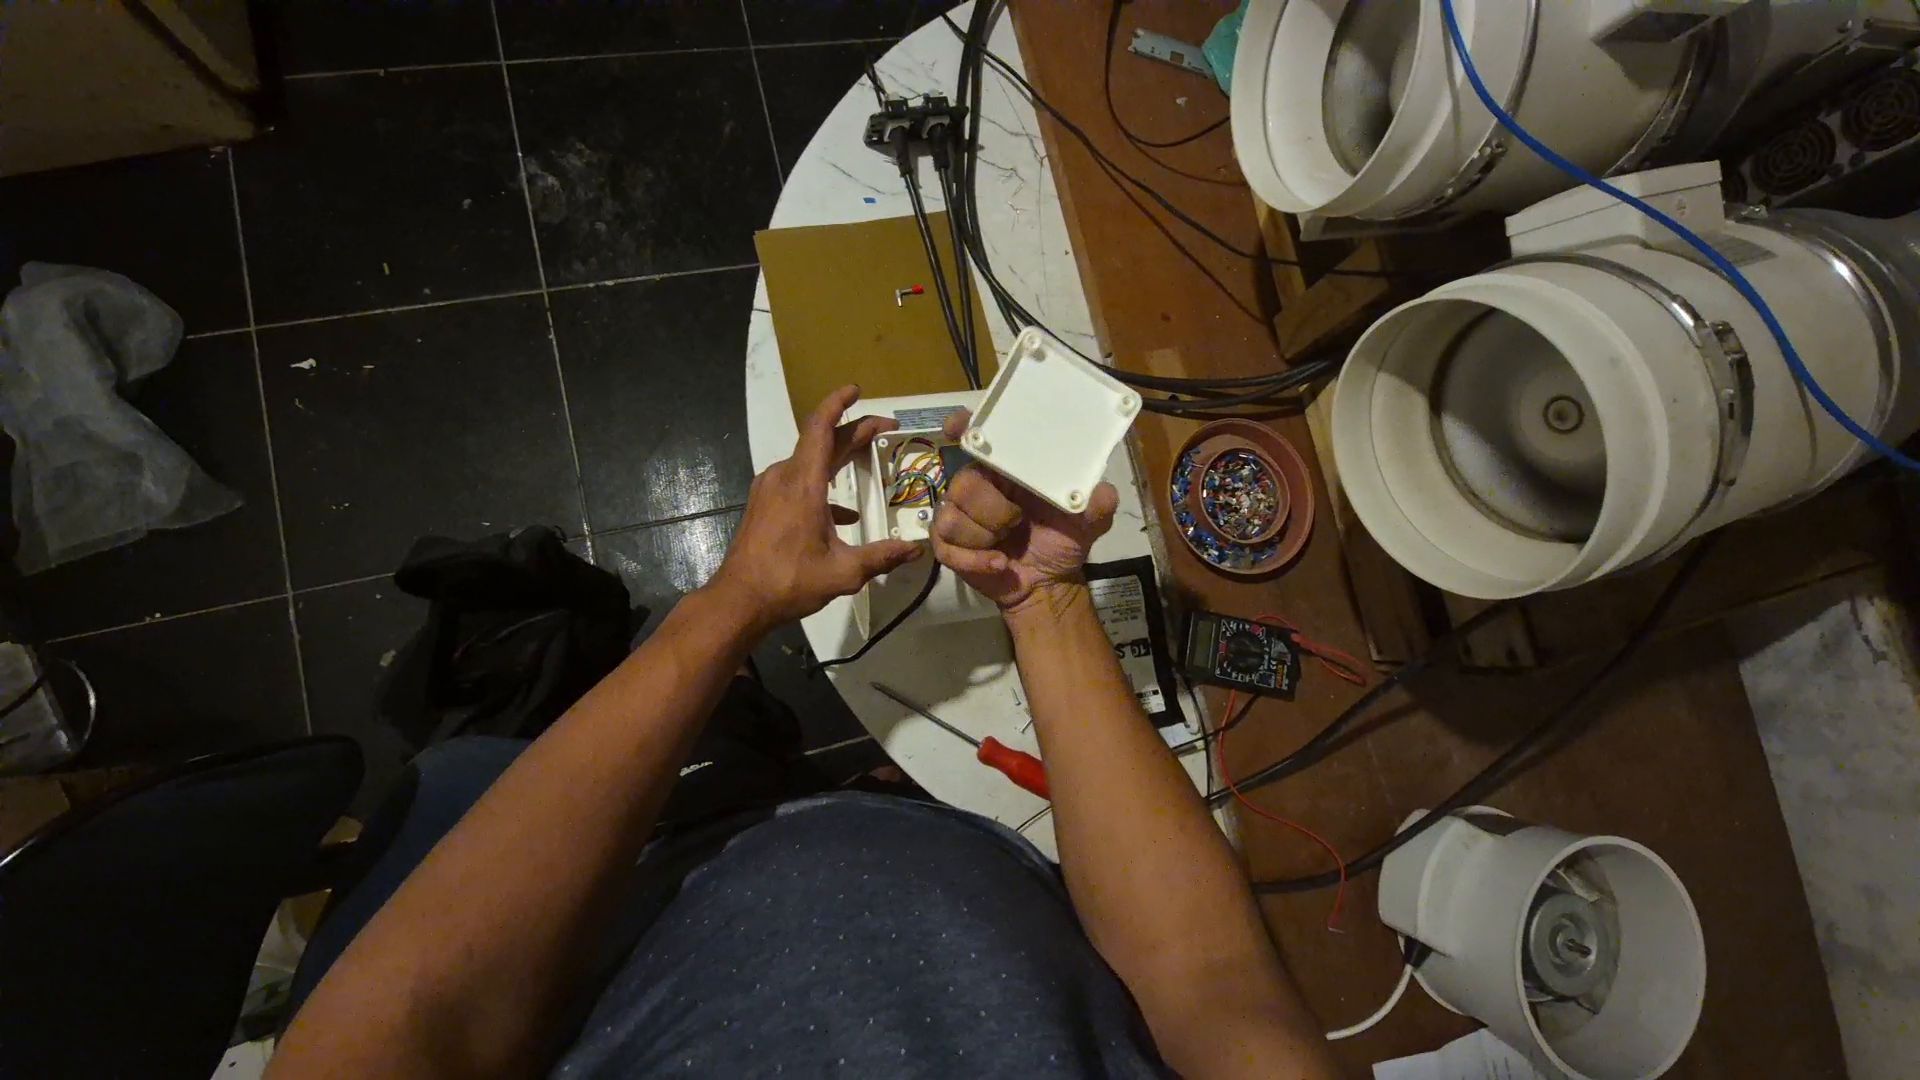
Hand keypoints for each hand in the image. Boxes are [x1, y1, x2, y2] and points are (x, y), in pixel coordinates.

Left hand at [708, 386, 921, 629]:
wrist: (740, 600)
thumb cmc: (789, 581)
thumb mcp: (843, 572)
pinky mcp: (764, 504)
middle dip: (854, 432)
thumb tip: (916, 549)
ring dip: (838, 457)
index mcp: (803, 484)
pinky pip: (797, 482)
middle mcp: (784, 477)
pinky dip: (823, 486)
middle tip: (887, 429)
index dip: (838, 404)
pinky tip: (843, 514)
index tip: (856, 390)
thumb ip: (882, 557)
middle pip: (821, 442)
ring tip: (868, 461)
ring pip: (808, 460)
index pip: (821, 428)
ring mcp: (770, 490)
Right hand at [929, 409, 1117, 616]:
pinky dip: (974, 559)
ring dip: (983, 535)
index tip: (957, 428)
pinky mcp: (949, 546)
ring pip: (950, 516)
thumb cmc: (1061, 540)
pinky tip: (998, 563)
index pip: (976, 438)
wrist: (1048, 583)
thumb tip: (1103, 492)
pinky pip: (944, 546)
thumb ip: (1098, 505)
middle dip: (991, 509)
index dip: (963, 428)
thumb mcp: (1088, 522)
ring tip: (1006, 544)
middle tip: (1016, 521)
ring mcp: (960, 516)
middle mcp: (979, 487)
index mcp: (1006, 470)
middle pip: (963, 482)